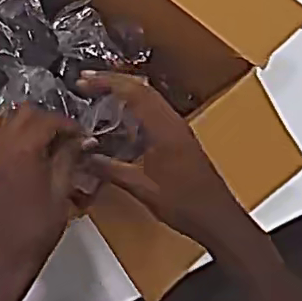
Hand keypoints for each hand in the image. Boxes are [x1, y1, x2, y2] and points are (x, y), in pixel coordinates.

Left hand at [0, 106, 92, 273]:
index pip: (46, 119)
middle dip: (48, 119)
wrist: (9, 249)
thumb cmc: (37, 226)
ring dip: (32, 126)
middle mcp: (1, 147)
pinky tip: (36, 155)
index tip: (81, 135)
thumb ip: (69, 157)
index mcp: (21, 151)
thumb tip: (80, 140)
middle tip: (68, 136)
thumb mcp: (61, 189)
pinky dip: (19, 137)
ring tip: (54, 145)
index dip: (68, 124)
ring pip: (10, 122)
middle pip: (24, 113)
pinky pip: (2, 137)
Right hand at [78, 72, 257, 248]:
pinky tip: (117, 117)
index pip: (135, 92)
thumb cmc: (187, 204)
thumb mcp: (140, 187)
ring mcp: (177, 130)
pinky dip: (131, 107)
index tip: (84, 82)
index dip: (107, 83)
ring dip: (122, 92)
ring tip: (97, 92)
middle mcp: (174, 124)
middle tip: (86, 81)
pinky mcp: (177, 139)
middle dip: (112, 81)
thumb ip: (108, 168)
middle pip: (142, 88)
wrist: (218, 219)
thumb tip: (83, 156)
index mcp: (166, 129)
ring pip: (148, 98)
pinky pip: (152, 112)